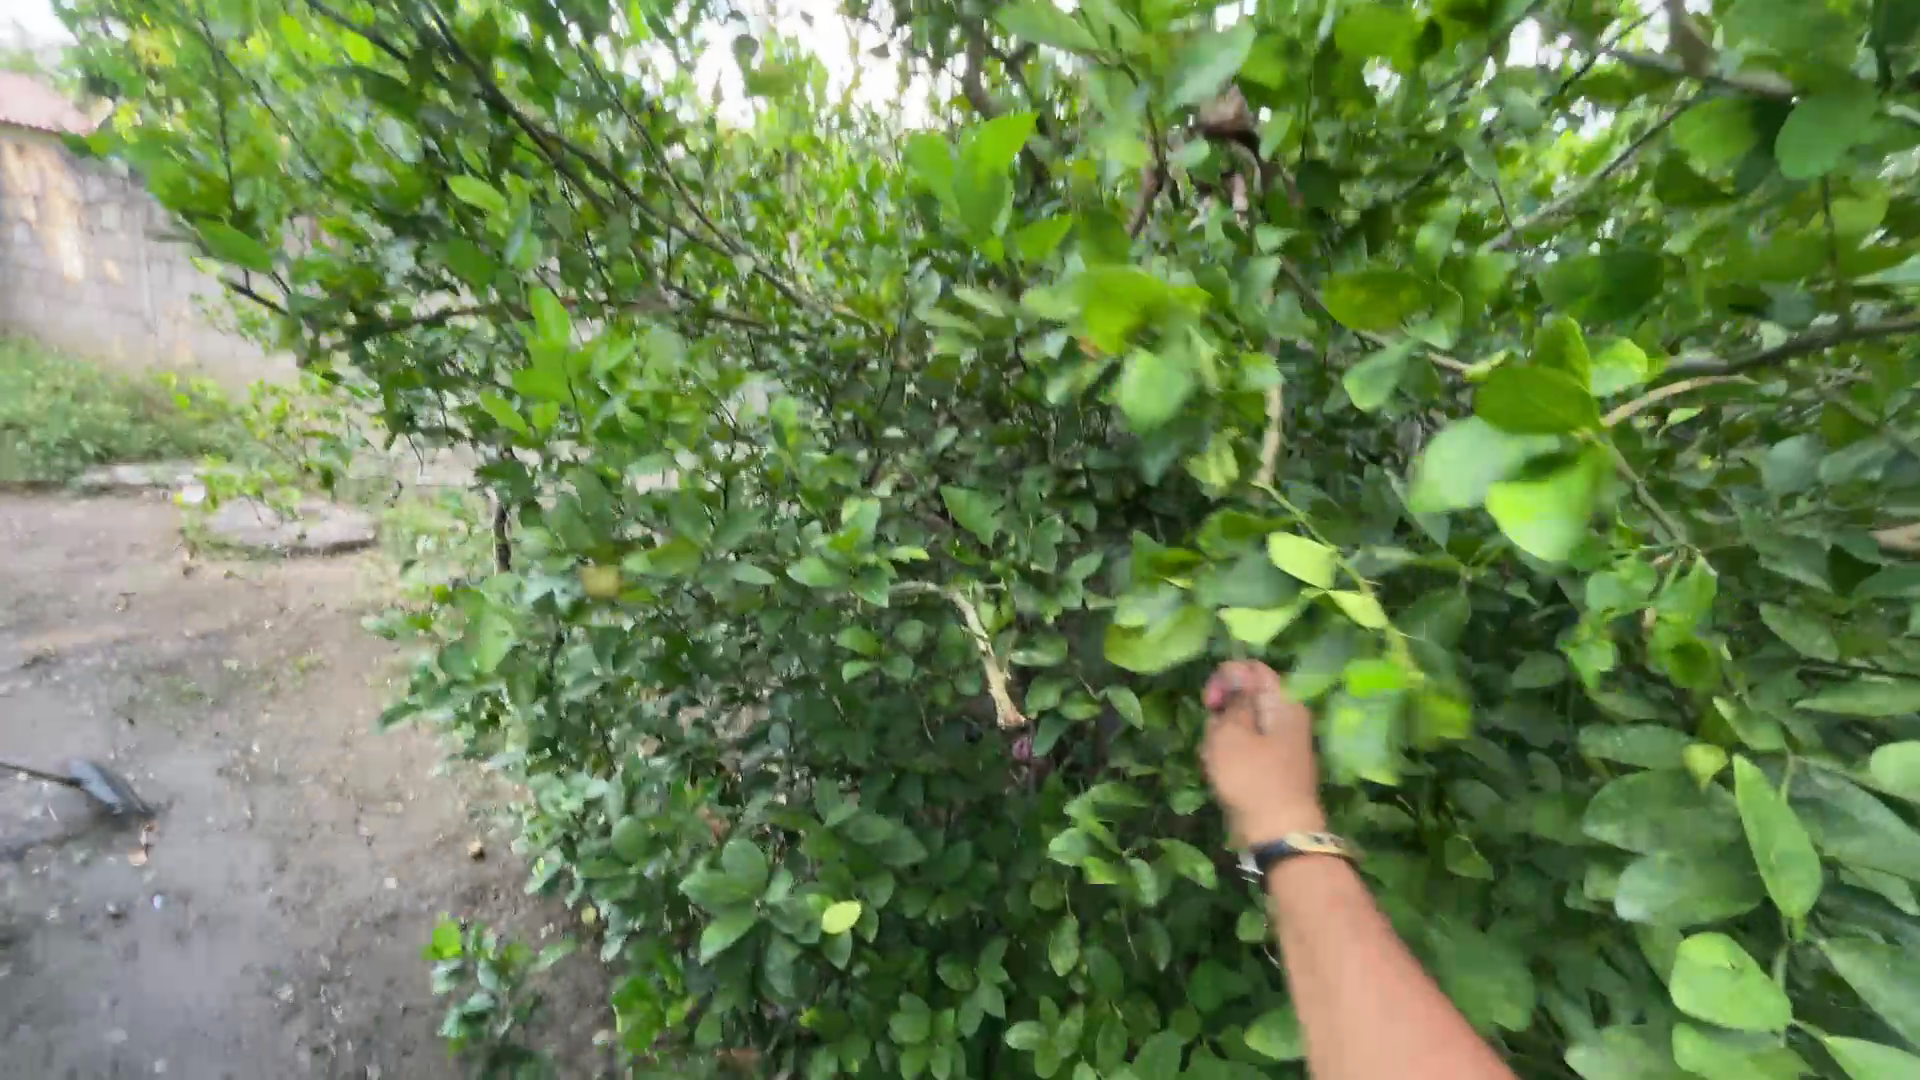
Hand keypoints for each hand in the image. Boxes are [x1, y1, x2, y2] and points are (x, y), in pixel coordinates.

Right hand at [1200, 660, 1324, 845]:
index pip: (1252, 669)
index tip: (1210, 702)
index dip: (1226, 677)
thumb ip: (1233, 699)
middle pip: (1244, 697)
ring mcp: (1278, 743)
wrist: (1277, 834)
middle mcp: (1285, 718)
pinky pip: (1242, 748)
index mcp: (1283, 703)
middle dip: (1220, 713)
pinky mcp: (1269, 765)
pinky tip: (1219, 773)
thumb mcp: (1231, 732)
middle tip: (1212, 735)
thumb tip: (1238, 679)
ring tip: (1214, 761)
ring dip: (1219, 738)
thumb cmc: (1252, 778)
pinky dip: (1227, 756)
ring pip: (1238, 725)